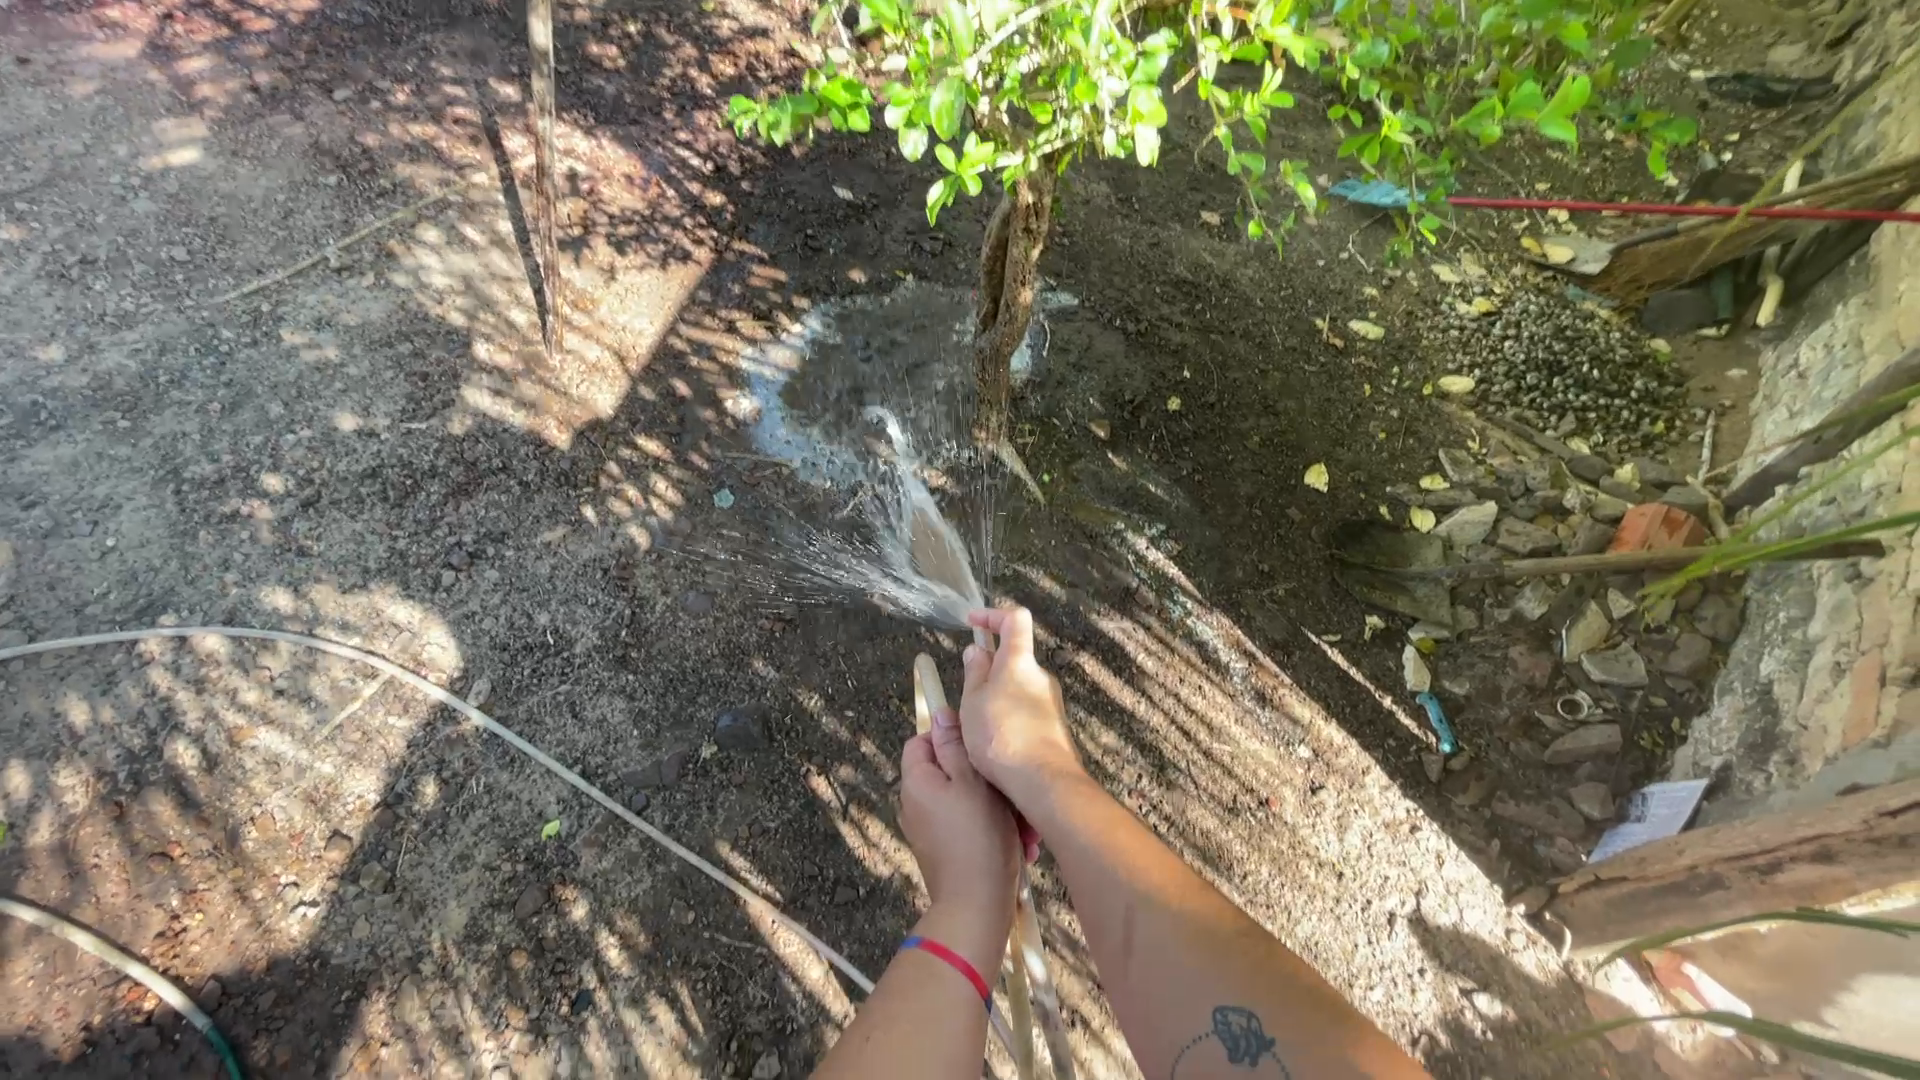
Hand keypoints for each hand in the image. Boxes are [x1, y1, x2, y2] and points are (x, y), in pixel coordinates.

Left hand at [898, 705, 1020, 915]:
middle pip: (950, 773)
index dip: (950, 738)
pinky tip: (1020, 846)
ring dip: (998, 810)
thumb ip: (954, 747)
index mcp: (916, 783)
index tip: (982, 749)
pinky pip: (970, 827)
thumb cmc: (978, 838)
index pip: (921, 741)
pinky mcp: (945, 852)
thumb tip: (939, 714)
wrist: (977, 909)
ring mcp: (929, 831)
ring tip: (1024, 829)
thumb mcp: (973, 782)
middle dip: (987, 782)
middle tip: (1013, 795)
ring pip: (967, 802)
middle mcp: (916, 805)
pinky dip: (993, 831)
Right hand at [960, 606, 1084, 805]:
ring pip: (1018, 688)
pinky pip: (1025, 711)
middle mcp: (1040, 676)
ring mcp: (1051, 703)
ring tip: (976, 725)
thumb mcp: (973, 701)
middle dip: (989, 669)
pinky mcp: (1053, 727)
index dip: (992, 615)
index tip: (971, 623)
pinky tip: (995, 742)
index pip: (1015, 619)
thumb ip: (975, 673)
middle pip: (1015, 659)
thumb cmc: (1000, 734)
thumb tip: (978, 650)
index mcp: (1020, 661)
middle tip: (966, 694)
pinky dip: (1008, 716)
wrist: (1042, 780)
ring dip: (996, 696)